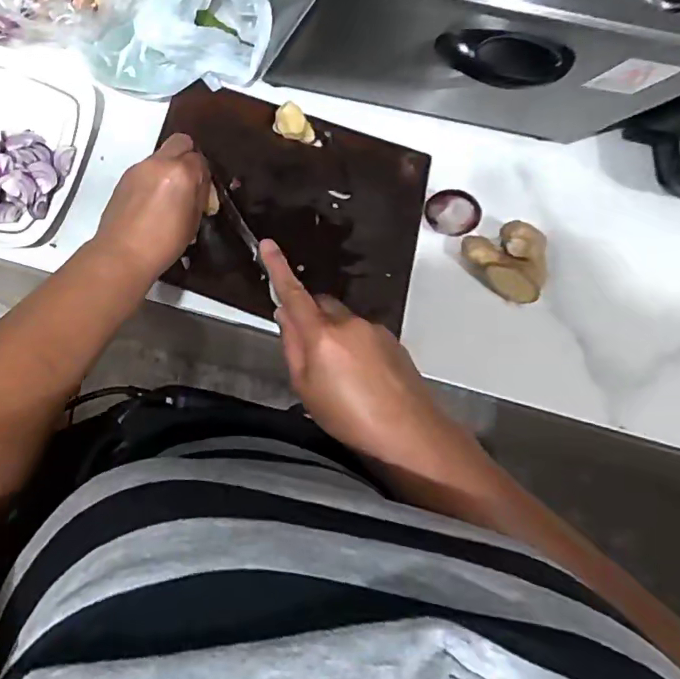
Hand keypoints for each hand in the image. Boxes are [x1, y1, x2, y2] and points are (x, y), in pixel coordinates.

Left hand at [93, 133, 210, 281]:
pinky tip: (150, 202)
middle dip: (187, 157)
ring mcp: (138, 169)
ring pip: (160, 156)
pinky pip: (144, 169)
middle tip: (187, 182)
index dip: (203, 177)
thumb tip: (198, 187)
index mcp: (180, 172)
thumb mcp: (193, 222)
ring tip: (166, 197)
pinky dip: (151, 178)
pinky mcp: (123, 178)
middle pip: (180, 143)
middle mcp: (158, 163)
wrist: (121, 254)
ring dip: (167, 168)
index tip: (201, 193)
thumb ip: (198, 196)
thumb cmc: (162, 244)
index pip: (200, 160)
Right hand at [259, 239, 481, 468]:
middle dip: (309, 316)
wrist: (411, 434)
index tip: (268, 244)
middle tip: (305, 351)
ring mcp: (374, 330)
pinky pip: (362, 334)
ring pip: (342, 321)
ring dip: (333, 336)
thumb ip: (292, 346)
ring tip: (338, 376)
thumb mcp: (305, 387)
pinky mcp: (393, 341)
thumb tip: (285, 314)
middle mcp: (348, 323)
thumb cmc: (348, 416)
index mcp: (321, 334)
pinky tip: (360, 378)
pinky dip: (353, 347)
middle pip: (319, 305)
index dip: (277, 268)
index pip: (293, 294)